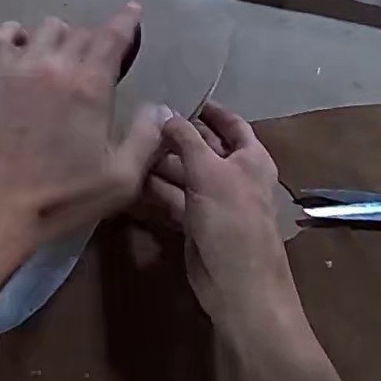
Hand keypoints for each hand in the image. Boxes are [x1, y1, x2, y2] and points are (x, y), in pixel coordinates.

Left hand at [0, 4, 171, 254]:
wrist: (0, 209)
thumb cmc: (65, 196)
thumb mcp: (122, 177)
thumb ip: (147, 137)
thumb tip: (162, 106)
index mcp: (90, 86)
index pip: (113, 36)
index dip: (126, 19)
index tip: (133, 9)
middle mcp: (57, 67)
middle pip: (83, 32)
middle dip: (98, 39)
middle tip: (101, 60)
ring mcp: (22, 69)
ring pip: (47, 27)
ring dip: (63, 36)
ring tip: (65, 56)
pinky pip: (2, 35)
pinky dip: (17, 34)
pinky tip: (25, 49)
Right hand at [145, 104, 301, 334]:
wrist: (238, 286)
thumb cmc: (233, 219)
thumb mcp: (209, 171)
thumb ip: (186, 139)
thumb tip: (165, 112)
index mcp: (250, 157)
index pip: (231, 123)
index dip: (210, 110)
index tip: (183, 94)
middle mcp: (233, 174)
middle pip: (203, 147)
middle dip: (177, 135)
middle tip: (142, 118)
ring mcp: (213, 200)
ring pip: (184, 173)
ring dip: (161, 162)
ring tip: (130, 144)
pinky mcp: (195, 223)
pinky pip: (173, 198)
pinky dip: (156, 190)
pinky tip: (131, 178)